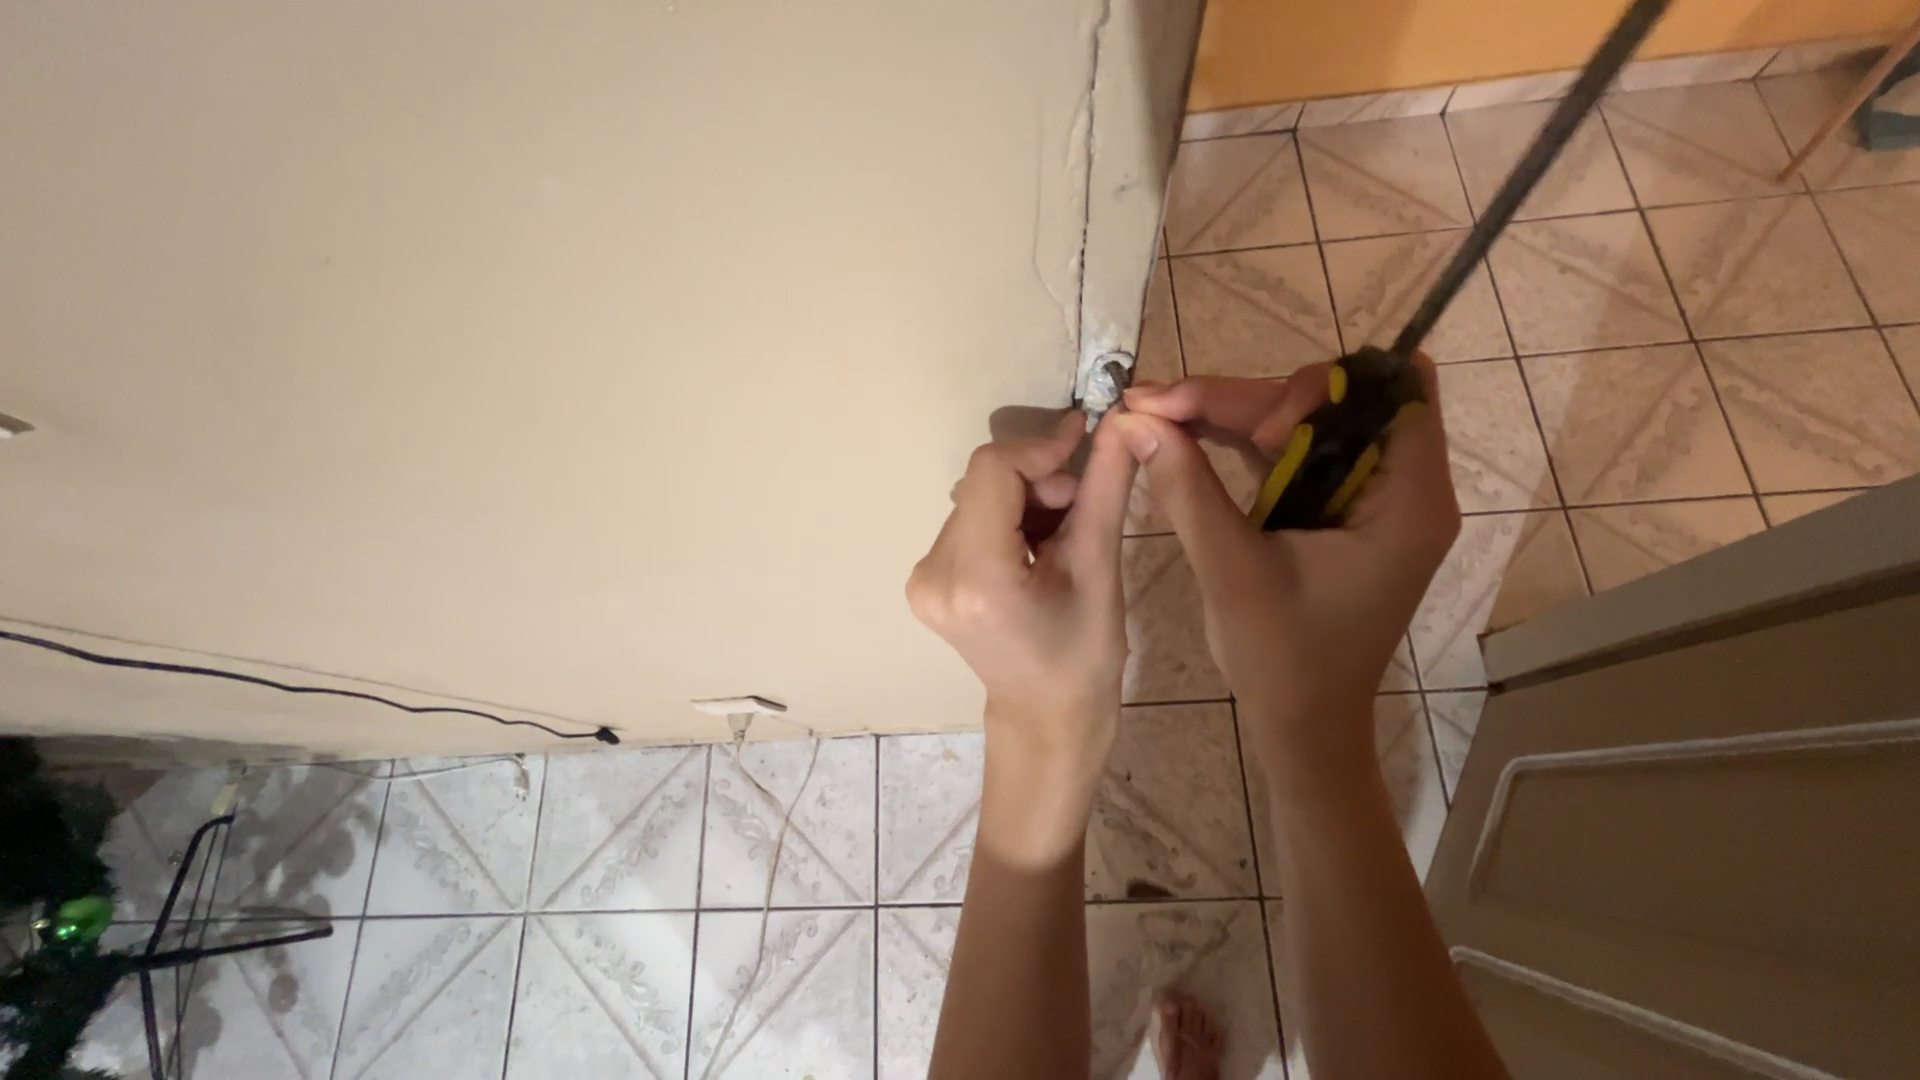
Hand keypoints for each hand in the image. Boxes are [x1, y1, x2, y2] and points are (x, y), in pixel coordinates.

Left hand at [906, 412, 1138, 855]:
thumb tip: (1124, 424)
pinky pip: (969, 522)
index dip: (1041, 447)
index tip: (1085, 437)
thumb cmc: (1083, 658)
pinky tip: (1036, 550)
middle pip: (985, 483)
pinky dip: (1008, 520)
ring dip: (1025, 500)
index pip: (994, 471)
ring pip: (978, 499)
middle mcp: (933, 572)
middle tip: (1081, 507)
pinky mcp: (926, 580)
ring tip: (1062, 537)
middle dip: (1038, 481)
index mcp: (976, 576)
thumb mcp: (1100, 569)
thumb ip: (1105, 489)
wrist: (1045, 717)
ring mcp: (923, 578)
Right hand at [1109, 358, 1458, 774]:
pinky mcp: (1335, 512)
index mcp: (1405, 499)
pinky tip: (1188, 436)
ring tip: (1160, 412)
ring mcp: (1367, 499)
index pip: (1384, 393)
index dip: (1307, 389)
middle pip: (1331, 403)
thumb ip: (1187, 488)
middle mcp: (1400, 486)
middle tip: (1164, 406)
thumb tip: (1137, 420)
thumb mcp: (1230, 569)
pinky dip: (1241, 444)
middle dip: (1247, 399)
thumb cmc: (1282, 658)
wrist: (1303, 724)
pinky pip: (1293, 455)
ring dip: (1235, 415)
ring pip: (1304, 423)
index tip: (1233, 416)